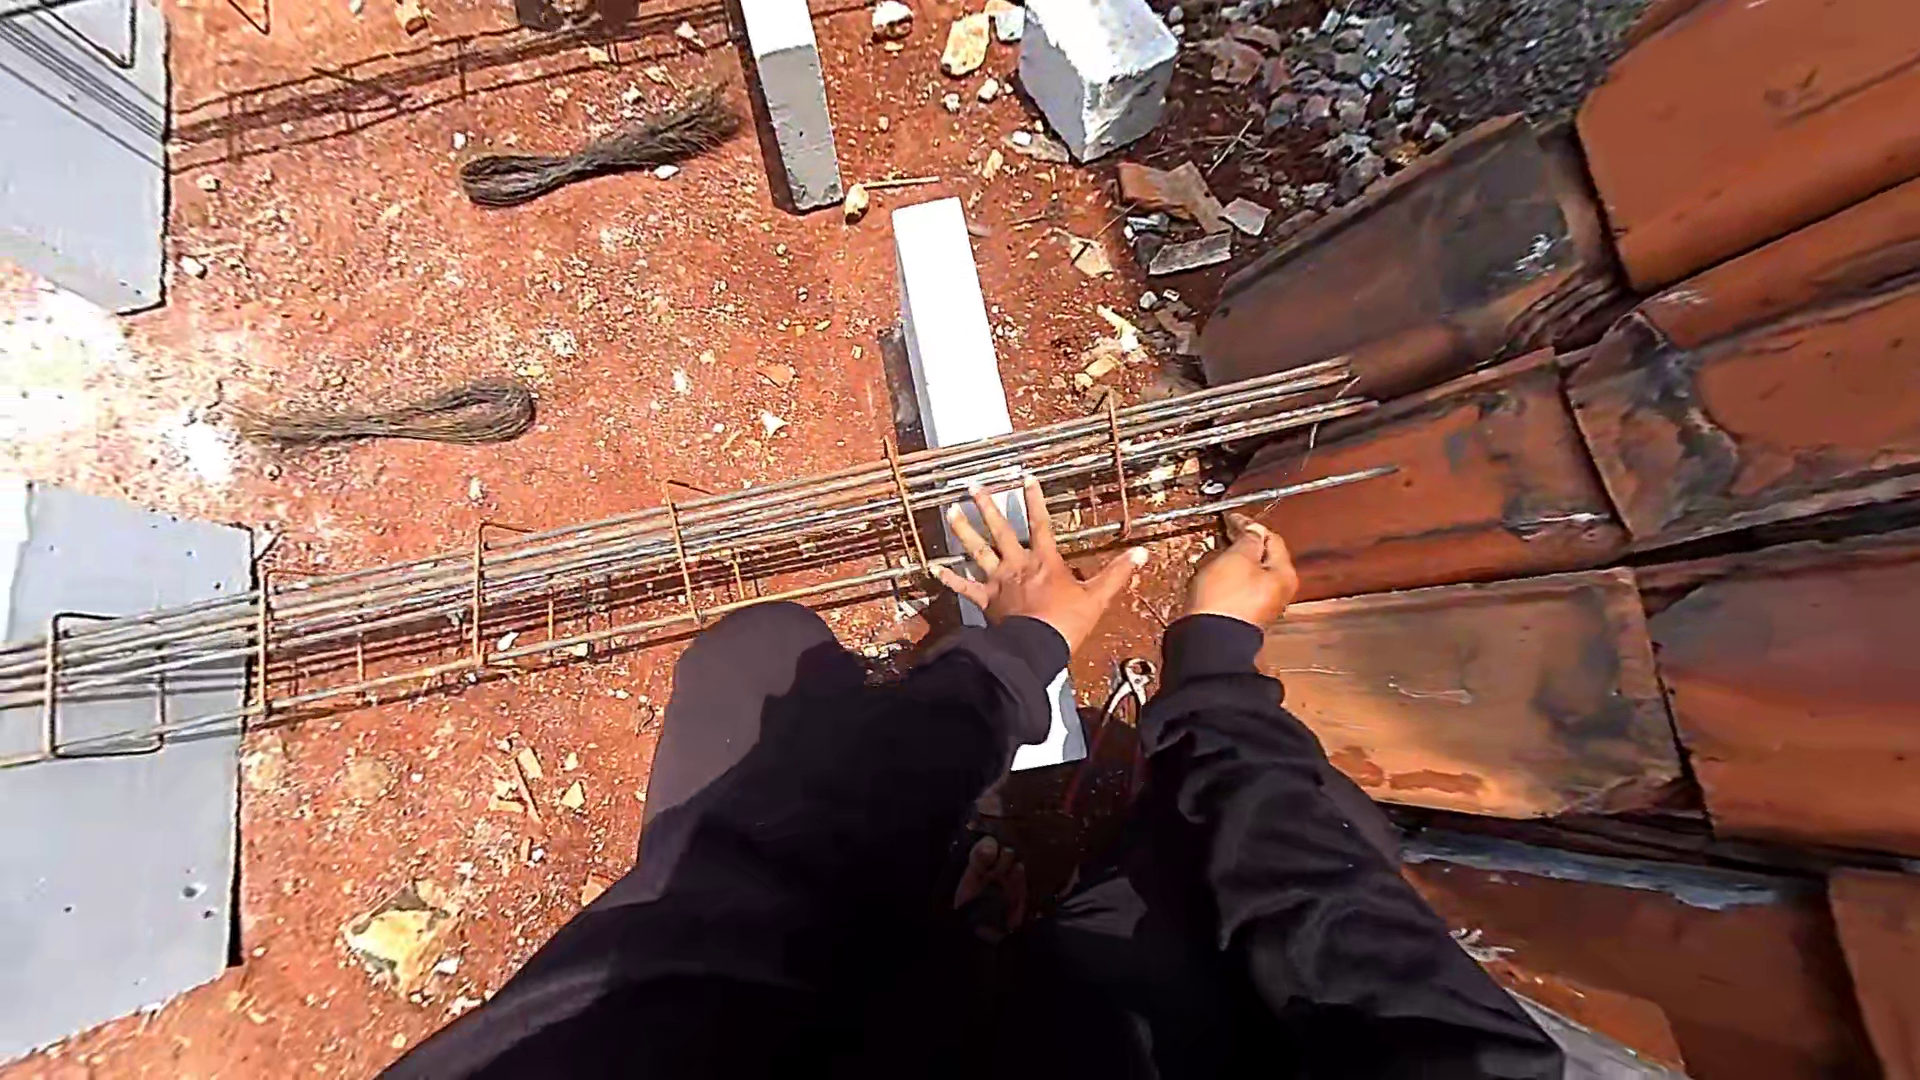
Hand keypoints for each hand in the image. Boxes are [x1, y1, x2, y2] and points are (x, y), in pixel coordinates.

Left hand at [931, 475, 1147, 654]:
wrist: (1038, 647)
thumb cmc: (1067, 622)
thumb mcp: (1097, 597)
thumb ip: (1117, 573)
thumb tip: (1142, 553)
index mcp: (1044, 560)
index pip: (1040, 522)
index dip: (1034, 499)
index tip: (1025, 476)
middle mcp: (1017, 564)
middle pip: (1000, 530)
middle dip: (986, 506)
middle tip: (971, 485)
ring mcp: (997, 581)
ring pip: (977, 551)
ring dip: (962, 530)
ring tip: (949, 510)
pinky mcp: (985, 600)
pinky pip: (963, 588)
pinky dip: (948, 578)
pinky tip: (932, 567)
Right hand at [1184, 513, 1298, 627]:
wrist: (1209, 636)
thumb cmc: (1225, 597)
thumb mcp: (1237, 557)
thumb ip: (1248, 538)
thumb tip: (1252, 531)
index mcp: (1284, 574)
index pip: (1272, 539)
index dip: (1250, 525)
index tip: (1232, 519)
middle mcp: (1278, 591)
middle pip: (1262, 558)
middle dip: (1242, 545)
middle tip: (1223, 535)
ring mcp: (1261, 604)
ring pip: (1249, 573)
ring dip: (1233, 562)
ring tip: (1214, 556)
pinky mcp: (1243, 614)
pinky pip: (1238, 589)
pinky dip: (1227, 578)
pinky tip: (1212, 578)